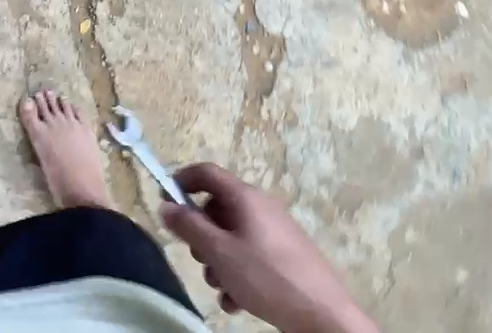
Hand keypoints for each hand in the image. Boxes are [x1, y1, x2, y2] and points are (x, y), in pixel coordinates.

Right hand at [160, 164, 377, 332]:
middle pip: (217, 209)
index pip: (206, 172)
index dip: (181, 180)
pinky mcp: (286, 257)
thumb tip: (165, 206)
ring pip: (232, 236)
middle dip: (201, 235)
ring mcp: (276, 233)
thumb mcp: (220, 252)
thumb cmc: (267, 277)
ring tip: (220, 288)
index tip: (165, 201)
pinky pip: (251, 255)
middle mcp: (261, 207)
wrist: (326, 318)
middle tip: (198, 259)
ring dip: (218, 260)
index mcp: (245, 197)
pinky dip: (238, 273)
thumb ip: (189, 227)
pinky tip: (236, 301)